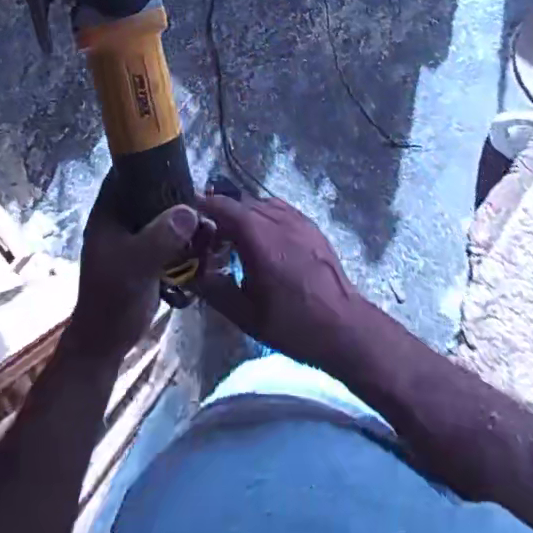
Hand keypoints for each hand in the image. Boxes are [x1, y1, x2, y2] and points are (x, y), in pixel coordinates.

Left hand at [62, 173, 198, 363]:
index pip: (126, 172)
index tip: (178, 159)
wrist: (107, 340)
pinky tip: (205, 242)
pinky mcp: (148, 255)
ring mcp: (135, 237)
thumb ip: (160, 237)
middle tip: (203, 197)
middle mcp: (121, 218)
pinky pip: (170, 237)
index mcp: (109, 212)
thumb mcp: (135, 265)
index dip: (148, 161)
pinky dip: (186, 238)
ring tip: (209, 223)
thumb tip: (190, 211)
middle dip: (175, 193)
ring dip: (184, 218)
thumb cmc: (112, 297)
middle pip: (150, 192)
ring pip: (163, 215)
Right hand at [196, 191, 376, 372]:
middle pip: (239, 202)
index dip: (200, 207)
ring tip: (235, 238)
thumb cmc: (292, 324)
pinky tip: (263, 241)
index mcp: (256, 235)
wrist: (346, 330)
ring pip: (259, 204)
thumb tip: (188, 273)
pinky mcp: (311, 226)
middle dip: (220, 214)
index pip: (220, 205)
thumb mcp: (243, 313)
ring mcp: (297, 219)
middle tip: (208, 236)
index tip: (186, 218)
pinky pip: (279, 210)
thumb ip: (212, 288)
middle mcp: (276, 218)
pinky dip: (263, 217)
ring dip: (242, 215)